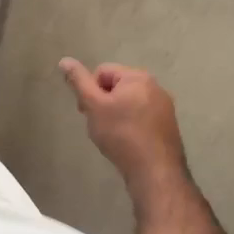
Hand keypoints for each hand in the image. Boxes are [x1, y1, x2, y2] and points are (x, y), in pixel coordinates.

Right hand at [58, 59, 188, 193]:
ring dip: (115, 114)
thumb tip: (65, 60)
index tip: (87, 111)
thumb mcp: (93, 105)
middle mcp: (156, 87)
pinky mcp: (168, 126)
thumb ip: (78, 80)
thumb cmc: (121, 134)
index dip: (90, 90)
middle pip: (116, 86)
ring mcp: (165, 108)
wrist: (155, 173)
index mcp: (138, 77)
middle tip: (97, 123)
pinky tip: (126, 142)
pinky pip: (141, 116)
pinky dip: (130, 124)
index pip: (102, 71)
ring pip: (128, 102)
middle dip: (102, 102)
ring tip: (111, 134)